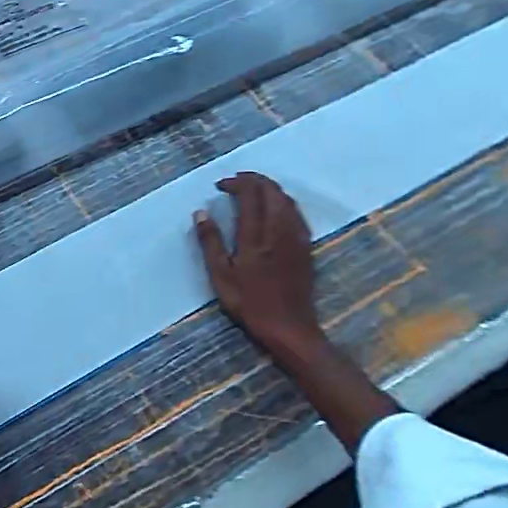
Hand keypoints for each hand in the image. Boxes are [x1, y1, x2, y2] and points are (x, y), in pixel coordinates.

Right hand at [194, 172, 323, 353]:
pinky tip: (273, 208)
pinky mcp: (306, 246)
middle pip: (271, 191)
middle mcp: (279, 229)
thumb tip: (201, 212)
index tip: (220, 186)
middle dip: (253, 180)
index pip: (250, 195)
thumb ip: (210, 241)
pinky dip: (282, 202)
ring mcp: (297, 237)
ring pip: (286, 199)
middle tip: (235, 181)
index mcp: (256, 235)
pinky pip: (296, 212)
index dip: (235, 183)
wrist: (289, 327)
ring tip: (251, 190)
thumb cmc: (249, 302)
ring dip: (269, 188)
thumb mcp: (220, 275)